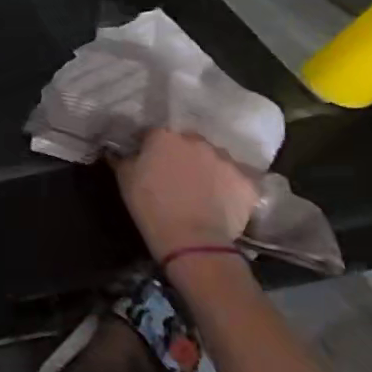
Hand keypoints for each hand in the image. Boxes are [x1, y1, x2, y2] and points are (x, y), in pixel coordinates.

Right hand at [113, 129, 256, 260]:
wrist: (191, 238)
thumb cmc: (149, 205)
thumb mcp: (124, 178)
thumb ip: (124, 158)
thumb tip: (123, 151)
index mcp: (164, 137)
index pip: (153, 133)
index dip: (148, 146)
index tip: (145, 159)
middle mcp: (198, 142)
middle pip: (188, 142)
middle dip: (181, 153)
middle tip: (174, 173)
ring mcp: (227, 160)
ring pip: (215, 158)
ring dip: (207, 166)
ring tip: (200, 188)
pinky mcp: (248, 181)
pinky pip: (237, 177)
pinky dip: (229, 184)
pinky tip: (221, 199)